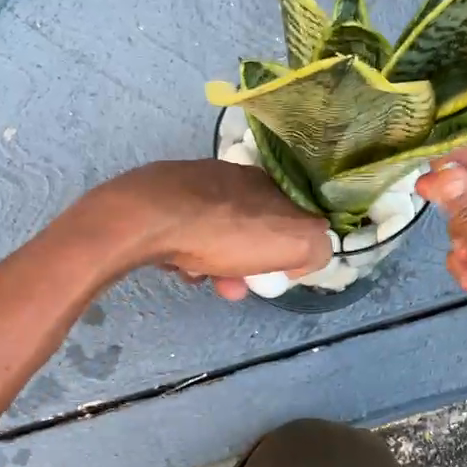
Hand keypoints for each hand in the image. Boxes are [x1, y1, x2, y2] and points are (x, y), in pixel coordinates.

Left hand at [98, 160, 331, 299]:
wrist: (149, 217)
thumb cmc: (225, 231)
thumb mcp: (294, 242)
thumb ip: (317, 247)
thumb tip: (307, 256)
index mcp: (271, 182)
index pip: (293, 216)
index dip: (290, 249)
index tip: (278, 273)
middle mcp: (236, 177)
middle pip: (253, 229)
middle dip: (248, 264)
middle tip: (235, 289)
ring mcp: (198, 184)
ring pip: (218, 234)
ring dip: (217, 264)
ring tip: (202, 281)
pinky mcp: (164, 197)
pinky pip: (186, 232)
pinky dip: (187, 254)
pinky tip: (178, 267)